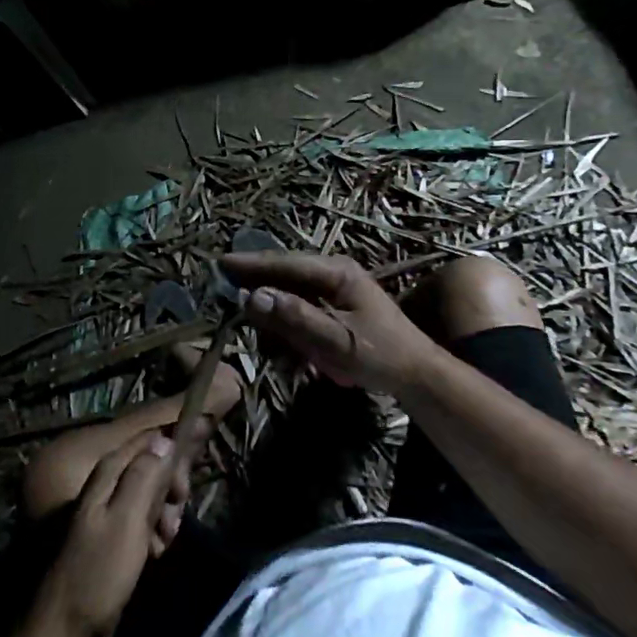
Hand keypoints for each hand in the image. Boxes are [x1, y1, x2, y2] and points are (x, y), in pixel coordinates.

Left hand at [38, 422, 205, 633]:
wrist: (68, 625)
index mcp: (109, 469)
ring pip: (154, 492)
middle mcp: (110, 480)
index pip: (152, 439)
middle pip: (156, 464)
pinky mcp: (116, 529)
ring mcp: (112, 505)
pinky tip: (155, 551)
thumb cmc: (99, 570)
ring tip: (163, 540)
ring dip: (166, 513)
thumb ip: (145, 475)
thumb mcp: (127, 518)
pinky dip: (156, 530)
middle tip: (174, 516)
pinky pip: (146, 516)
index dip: (176, 451)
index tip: (186, 483)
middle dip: (172, 488)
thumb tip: (165, 438)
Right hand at [220, 252, 439, 395]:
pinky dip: (288, 326)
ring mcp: (334, 290)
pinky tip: (284, 348)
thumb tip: (253, 296)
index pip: (285, 263)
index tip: (221, 263)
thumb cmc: (379, 354)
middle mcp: (333, 274)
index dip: (252, 264)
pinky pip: (300, 310)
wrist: (416, 374)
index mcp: (336, 273)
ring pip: (290, 294)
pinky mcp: (334, 308)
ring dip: (273, 314)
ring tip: (259, 333)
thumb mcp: (335, 339)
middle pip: (284, 274)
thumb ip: (295, 317)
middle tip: (226, 293)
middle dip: (257, 286)